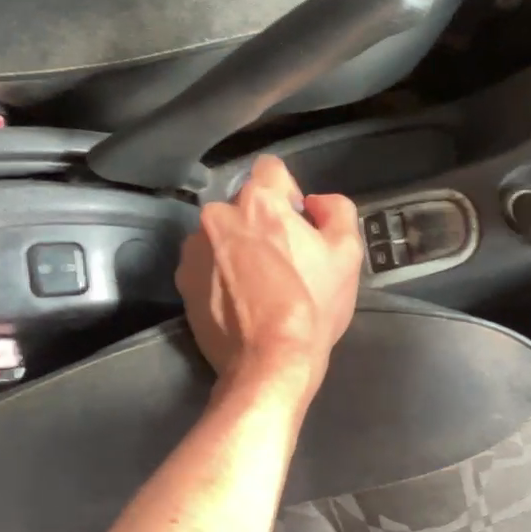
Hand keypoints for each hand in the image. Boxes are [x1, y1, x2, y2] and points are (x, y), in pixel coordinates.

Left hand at [175, 155, 363, 392]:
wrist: (269, 362)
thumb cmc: (312, 305)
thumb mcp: (347, 253)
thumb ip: (336, 210)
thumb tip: (315, 202)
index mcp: (258, 202)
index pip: (271, 169)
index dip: (289, 193)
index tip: (298, 221)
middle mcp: (217, 216)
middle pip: (244, 206)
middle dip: (261, 224)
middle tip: (284, 261)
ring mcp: (194, 250)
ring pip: (222, 235)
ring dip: (237, 249)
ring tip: (259, 286)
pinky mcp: (183, 282)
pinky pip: (206, 265)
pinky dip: (220, 275)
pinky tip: (241, 302)